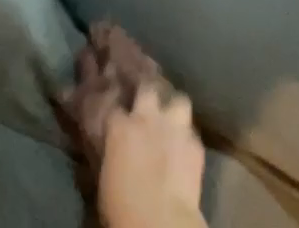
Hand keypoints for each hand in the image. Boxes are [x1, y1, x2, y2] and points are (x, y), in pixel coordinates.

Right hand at [98, 86, 207, 227]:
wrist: (160, 221)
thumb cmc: (121, 205)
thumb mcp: (102, 175)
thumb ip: (103, 151)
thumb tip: (103, 144)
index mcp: (119, 127)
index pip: (111, 99)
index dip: (111, 96)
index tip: (110, 94)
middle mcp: (147, 118)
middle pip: (147, 85)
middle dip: (145, 86)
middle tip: (143, 93)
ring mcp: (174, 127)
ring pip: (178, 98)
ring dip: (173, 105)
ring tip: (169, 113)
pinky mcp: (196, 143)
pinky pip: (191, 128)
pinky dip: (186, 131)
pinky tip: (183, 140)